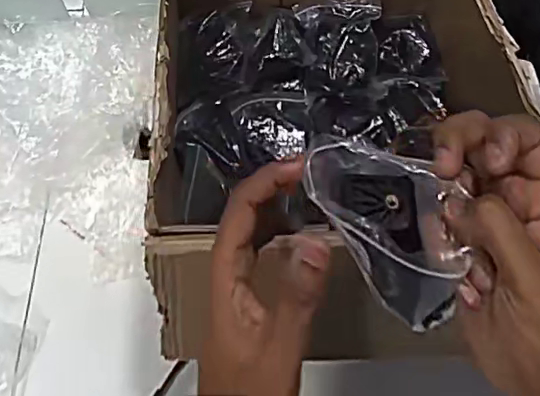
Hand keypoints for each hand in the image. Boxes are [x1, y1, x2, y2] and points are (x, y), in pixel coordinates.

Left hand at [198, 160, 331, 395]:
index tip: (295, 166)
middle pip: (243, 212)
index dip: (265, 180)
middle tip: (305, 171)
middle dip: (271, 185)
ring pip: (252, 230)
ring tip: (306, 191)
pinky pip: (261, 250)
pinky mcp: (249, 299)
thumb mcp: (278, 348)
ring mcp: (236, 284)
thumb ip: (296, 299)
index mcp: (224, 271)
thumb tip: (316, 243)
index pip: (239, 208)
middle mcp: (226, 270)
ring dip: (275, 205)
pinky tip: (301, 236)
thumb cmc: (248, 393)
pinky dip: (281, 232)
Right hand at [434, 112, 539, 395]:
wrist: (537, 391)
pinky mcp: (458, 237)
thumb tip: (461, 198)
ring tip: (446, 218)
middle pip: (481, 140)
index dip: (504, 134)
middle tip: (443, 165)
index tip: (486, 157)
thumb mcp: (539, 284)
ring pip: (452, 169)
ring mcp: (483, 218)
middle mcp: (513, 203)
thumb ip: (502, 230)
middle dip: (456, 142)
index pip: (529, 140)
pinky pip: (435, 207)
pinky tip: (446, 247)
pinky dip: (431, 219)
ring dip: (440, 185)